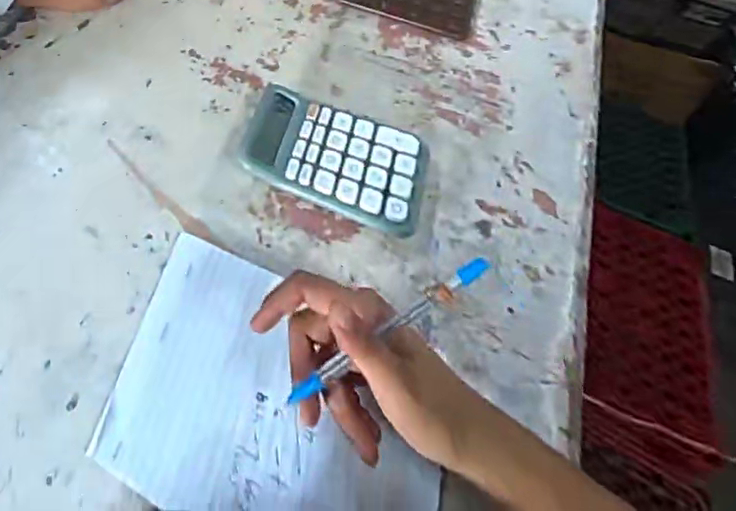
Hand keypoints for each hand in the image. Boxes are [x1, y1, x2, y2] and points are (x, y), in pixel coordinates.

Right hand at [250, 271, 476, 470]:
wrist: (477, 445)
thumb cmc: (438, 413)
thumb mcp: (395, 386)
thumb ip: (362, 346)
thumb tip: (333, 309)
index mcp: (366, 311)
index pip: (309, 289)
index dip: (278, 301)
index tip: (257, 327)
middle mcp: (361, 318)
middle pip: (310, 334)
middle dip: (311, 377)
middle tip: (312, 417)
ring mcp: (365, 340)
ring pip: (325, 363)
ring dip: (336, 404)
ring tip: (362, 440)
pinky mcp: (371, 363)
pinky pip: (341, 379)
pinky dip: (348, 408)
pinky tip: (368, 436)